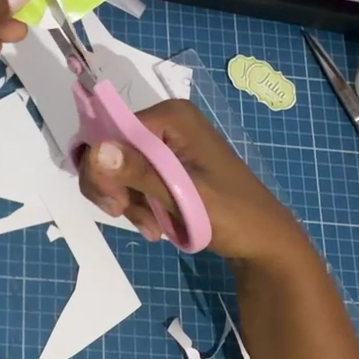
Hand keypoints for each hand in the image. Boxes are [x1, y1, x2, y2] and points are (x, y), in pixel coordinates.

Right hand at [79, 99, 311, 262]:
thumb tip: (95, 150)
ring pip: (115, 170)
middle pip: (108, 150)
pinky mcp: (165, 162)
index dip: (102, 169)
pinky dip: (137, 204)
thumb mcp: (184, 195)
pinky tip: (154, 223)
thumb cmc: (232, 216)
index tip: (116, 205)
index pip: (110, 133)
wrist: (263, 241)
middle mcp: (164, 121)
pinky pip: (130, 179)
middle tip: (128, 215)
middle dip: (114, 188)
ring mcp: (165, 142)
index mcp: (172, 116)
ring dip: (128, 202)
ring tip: (153, 225)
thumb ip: (139, 172)